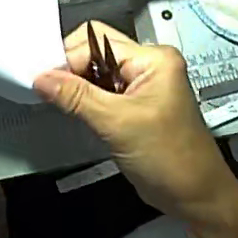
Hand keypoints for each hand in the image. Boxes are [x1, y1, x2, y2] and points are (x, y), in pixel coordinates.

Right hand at [34, 24, 237, 230]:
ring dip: (76, 85)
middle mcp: (148, 65)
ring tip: (55, 99)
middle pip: (95, 51)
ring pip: (96, 72)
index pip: (97, 41)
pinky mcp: (133, 105)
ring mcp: (141, 85)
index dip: (68, 59)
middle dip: (70, 69)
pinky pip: (101, 90)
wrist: (195, 196)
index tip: (43, 79)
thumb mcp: (118, 124)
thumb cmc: (171, 158)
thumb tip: (42, 78)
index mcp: (153, 59)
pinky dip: (84, 98)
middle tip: (45, 88)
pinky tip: (71, 108)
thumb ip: (77, 97)